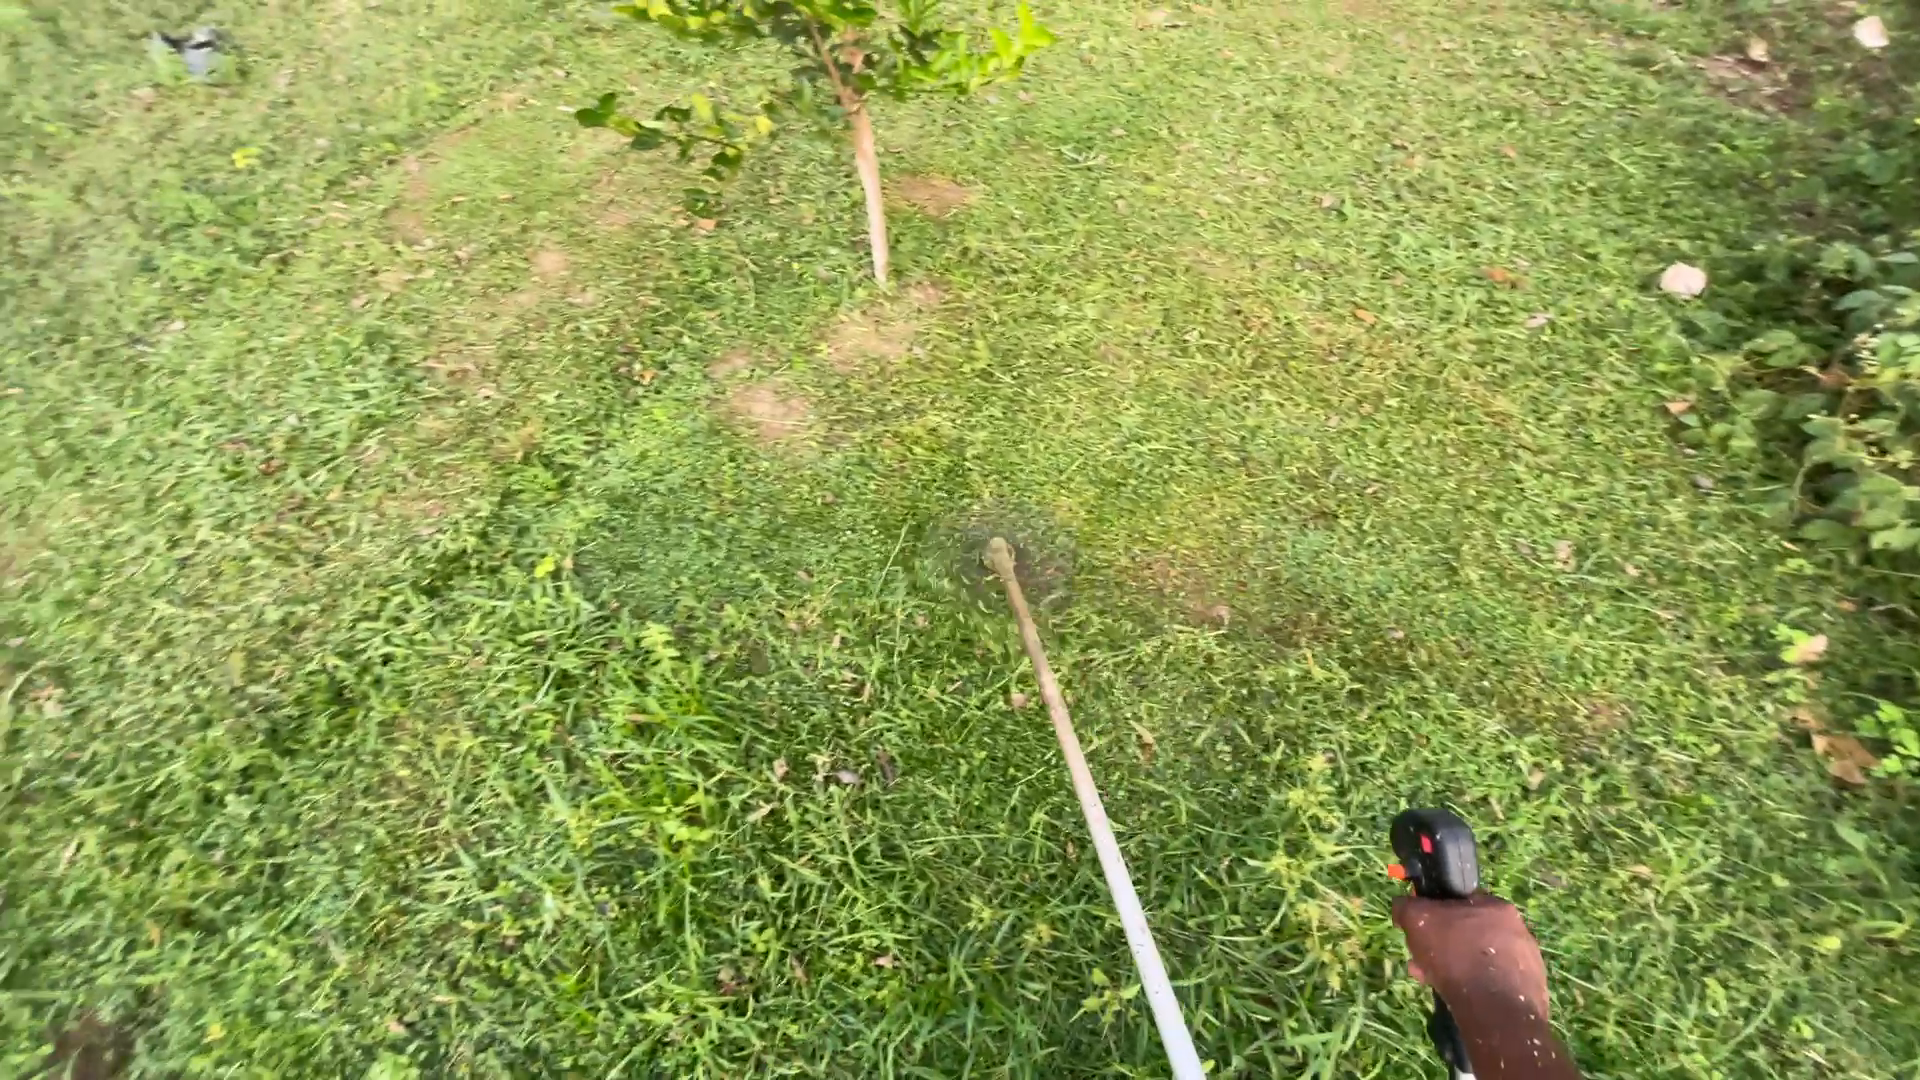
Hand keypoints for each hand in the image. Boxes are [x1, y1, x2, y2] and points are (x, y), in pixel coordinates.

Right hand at [1391, 892, 1549, 1021]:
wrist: (1496, 1013)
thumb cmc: (1455, 955)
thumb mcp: (1416, 919)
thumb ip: (1406, 905)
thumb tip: (1405, 906)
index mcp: (1497, 906)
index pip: (1458, 902)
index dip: (1433, 915)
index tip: (1421, 931)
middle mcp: (1518, 929)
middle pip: (1466, 932)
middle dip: (1440, 945)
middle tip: (1423, 960)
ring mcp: (1529, 962)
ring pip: (1477, 957)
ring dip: (1453, 966)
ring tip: (1433, 980)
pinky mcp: (1532, 990)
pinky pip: (1493, 980)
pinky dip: (1474, 984)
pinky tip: (1458, 994)